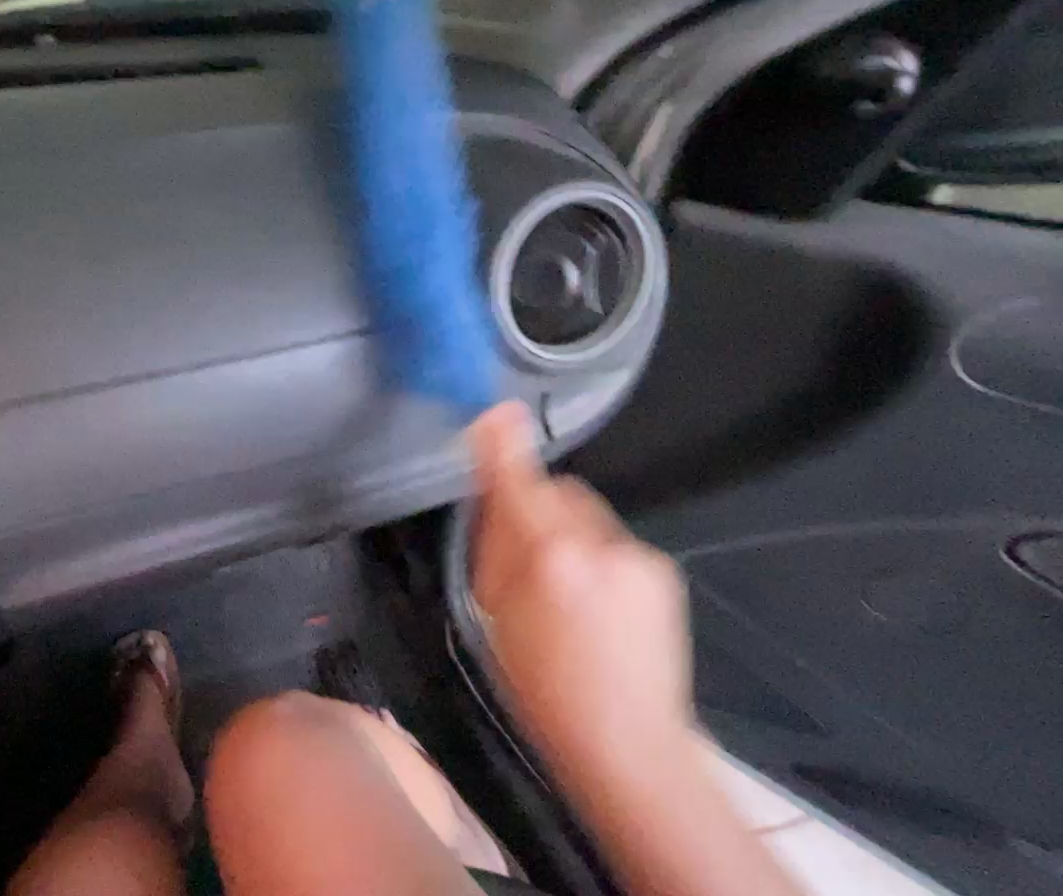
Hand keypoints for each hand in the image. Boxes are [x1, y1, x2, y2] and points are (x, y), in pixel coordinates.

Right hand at [467, 402, 695, 777]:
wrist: (628, 742)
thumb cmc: (541, 686)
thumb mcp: (497, 613)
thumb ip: (496, 545)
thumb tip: (494, 497)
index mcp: (548, 560)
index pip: (519, 485)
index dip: (501, 447)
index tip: (493, 414)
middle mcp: (599, 548)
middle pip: (555, 491)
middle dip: (532, 504)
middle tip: (517, 549)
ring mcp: (638, 559)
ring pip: (584, 516)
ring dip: (564, 531)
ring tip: (560, 586)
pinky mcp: (662, 572)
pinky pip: (612, 542)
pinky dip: (594, 555)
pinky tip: (594, 602)